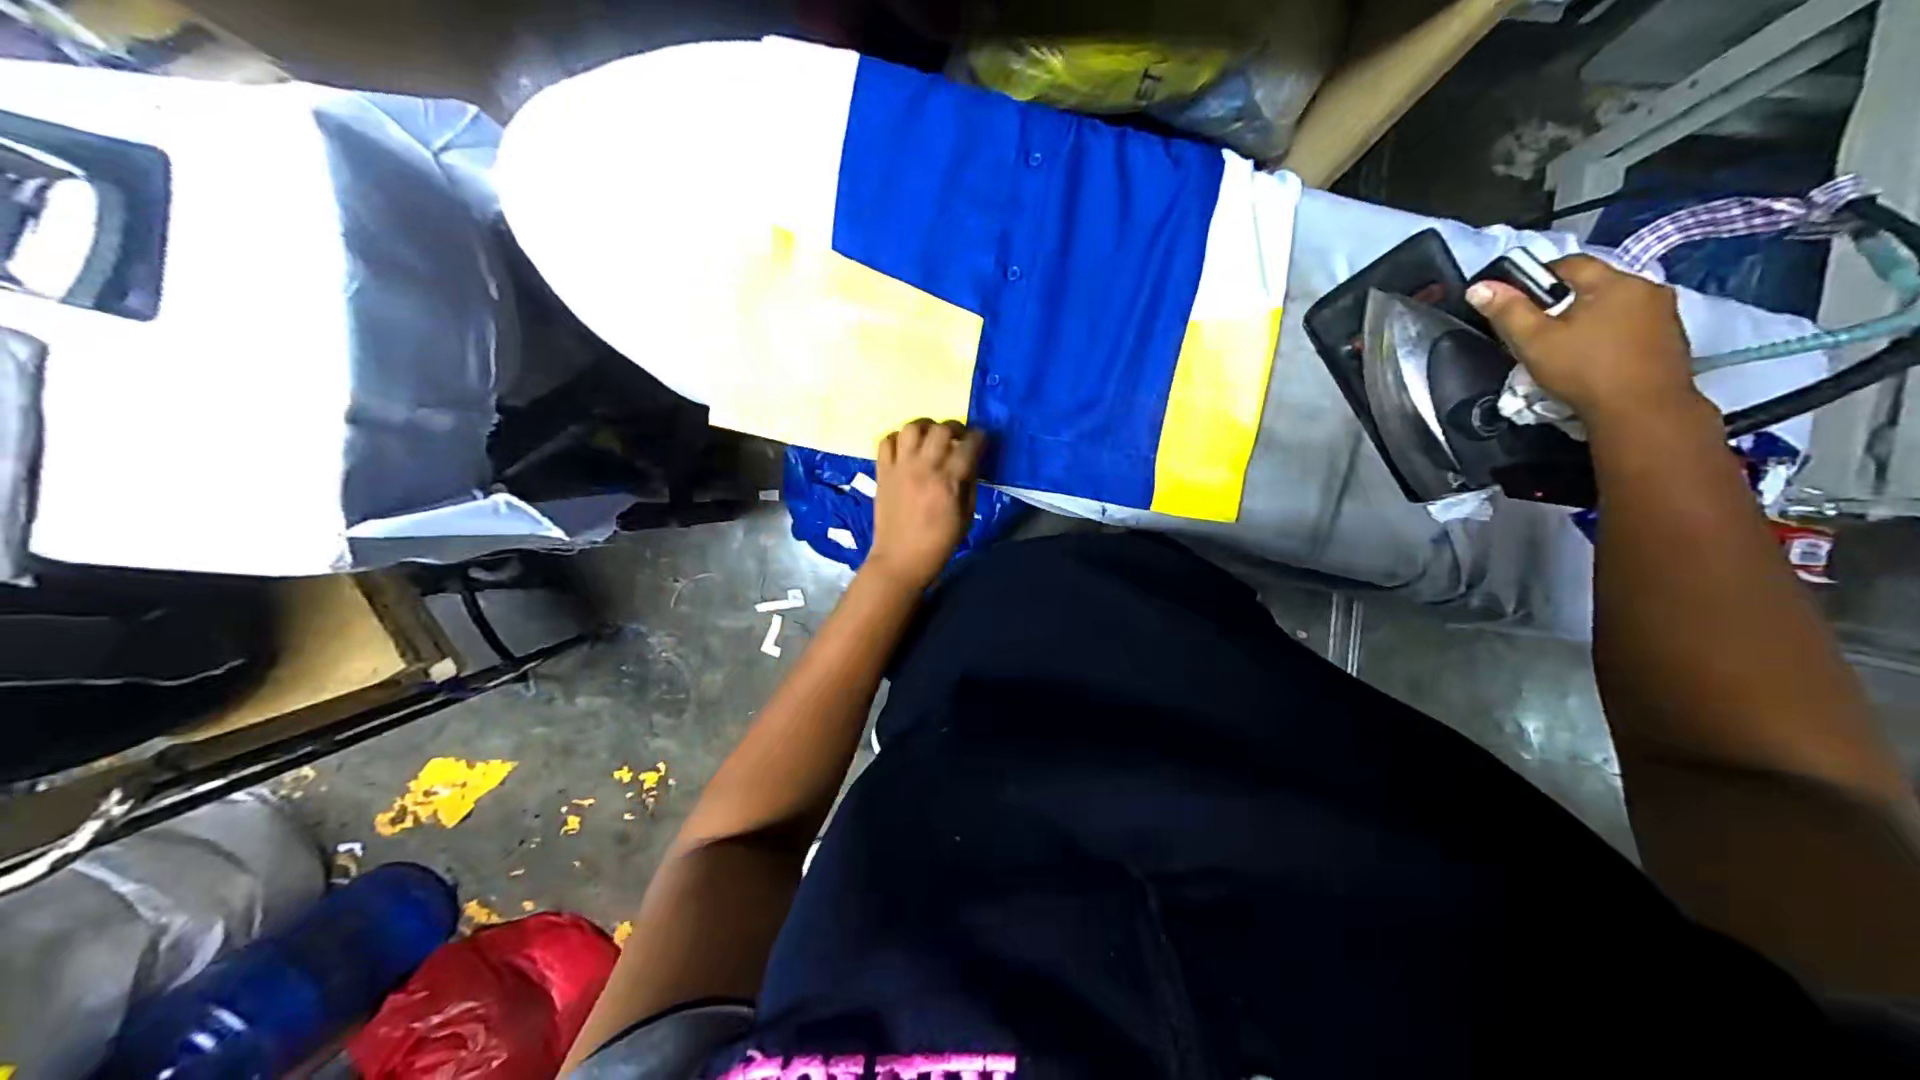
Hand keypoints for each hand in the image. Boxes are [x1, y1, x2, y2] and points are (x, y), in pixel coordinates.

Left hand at [865, 419, 984, 589]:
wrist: (900, 559)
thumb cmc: (938, 543)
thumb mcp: (966, 516)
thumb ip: (969, 484)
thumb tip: (971, 461)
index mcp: (948, 481)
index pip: (968, 445)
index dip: (979, 437)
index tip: (981, 439)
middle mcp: (923, 468)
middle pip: (941, 429)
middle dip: (954, 428)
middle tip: (957, 438)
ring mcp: (899, 467)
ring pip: (911, 428)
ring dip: (925, 427)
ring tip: (930, 438)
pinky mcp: (882, 472)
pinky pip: (886, 441)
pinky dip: (897, 439)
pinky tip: (906, 448)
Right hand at [1466, 254, 1708, 429]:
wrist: (1642, 410)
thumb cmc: (1583, 371)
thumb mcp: (1533, 342)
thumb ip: (1507, 311)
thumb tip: (1478, 286)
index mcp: (1613, 282)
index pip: (1570, 263)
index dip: (1538, 277)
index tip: (1518, 301)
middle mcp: (1646, 287)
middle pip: (1594, 284)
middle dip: (1565, 300)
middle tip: (1539, 328)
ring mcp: (1665, 312)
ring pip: (1614, 304)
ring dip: (1591, 316)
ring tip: (1567, 343)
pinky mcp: (1672, 336)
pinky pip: (1632, 323)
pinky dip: (1611, 332)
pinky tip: (1596, 355)